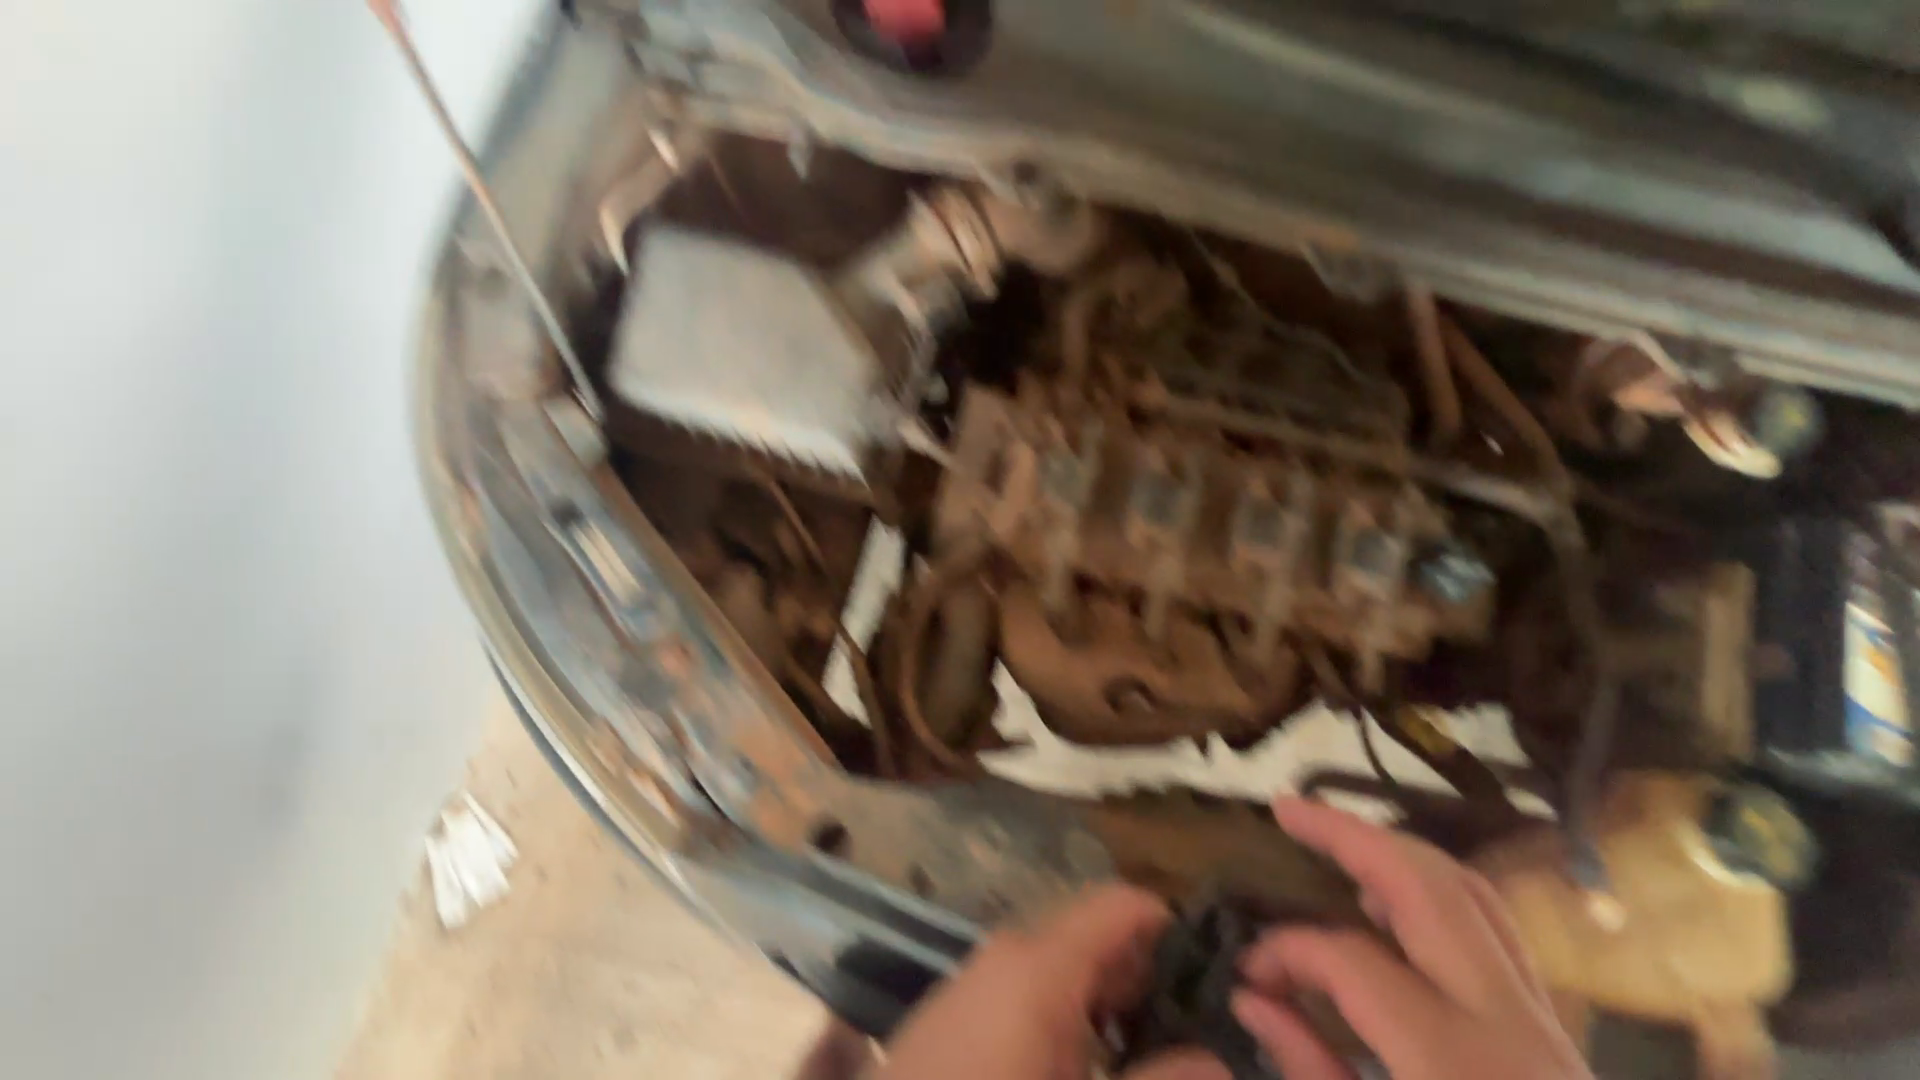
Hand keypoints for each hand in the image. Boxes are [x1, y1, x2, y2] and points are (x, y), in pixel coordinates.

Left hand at [878, 885, 1225, 1079]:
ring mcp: (977, 981)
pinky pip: (1032, 994)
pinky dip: (1072, 1019)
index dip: (1177, 929)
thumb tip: (1222, 1057)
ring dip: (1113, 1004)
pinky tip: (1088, 1068)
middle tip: (1200, 1033)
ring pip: (1067, 969)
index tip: (1223, 978)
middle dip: (1151, 978)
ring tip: (1151, 1056)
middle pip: (1098, 937)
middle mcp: (1008, 954)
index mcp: (1039, 964)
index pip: (1121, 903)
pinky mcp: (958, 1012)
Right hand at [1233, 799, 1590, 1079]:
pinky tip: (1394, 897)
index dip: (1287, 951)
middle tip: (1286, 810)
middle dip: (1350, 835)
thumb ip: (1310, 1066)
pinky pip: (1494, 928)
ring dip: (1396, 852)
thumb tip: (1251, 996)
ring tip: (1335, 838)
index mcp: (1456, 1063)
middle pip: (1428, 886)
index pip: (1351, 959)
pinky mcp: (1555, 1030)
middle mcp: (1510, 1023)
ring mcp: (1544, 1021)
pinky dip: (1437, 892)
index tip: (1248, 970)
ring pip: (1471, 891)